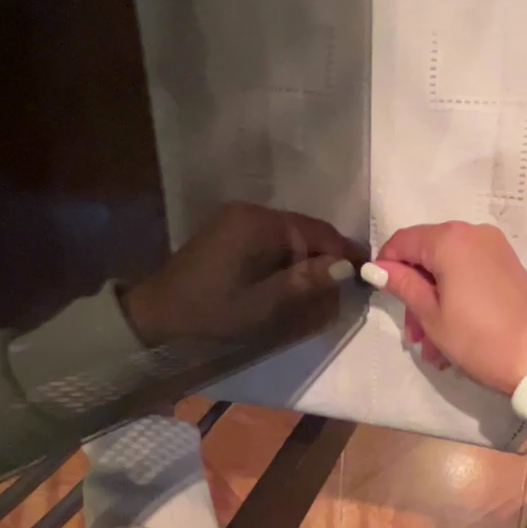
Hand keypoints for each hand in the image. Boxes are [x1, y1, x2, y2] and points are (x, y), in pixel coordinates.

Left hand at [122, 201, 365, 347]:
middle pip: (306, 230)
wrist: (157, 315)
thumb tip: (345, 268)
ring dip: (311, 258)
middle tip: (352, 285)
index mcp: (260, 225)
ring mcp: (238, 220)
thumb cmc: (212, 312)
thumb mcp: (264, 305)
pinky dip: (291, 258)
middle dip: (330, 255)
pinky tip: (298, 280)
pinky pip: (274, 240)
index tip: (369, 276)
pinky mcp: (231, 232)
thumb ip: (305, 283)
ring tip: (328, 287)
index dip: (346, 254)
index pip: (319, 232)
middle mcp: (251, 212)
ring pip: (291, 235)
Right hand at [371, 222, 526, 394]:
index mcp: (450, 239)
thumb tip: (379, 268)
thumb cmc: (480, 338)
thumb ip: (404, 286)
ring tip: (433, 349)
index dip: (386, 265)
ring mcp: (495, 250)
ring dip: (435, 306)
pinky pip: (471, 278)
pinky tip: (452, 340)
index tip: (380, 292)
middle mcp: (474, 234)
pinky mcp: (509, 269)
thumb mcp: (433, 316)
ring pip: (450, 272)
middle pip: (428, 256)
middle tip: (413, 336)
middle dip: (415, 294)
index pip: (404, 240)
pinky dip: (456, 302)